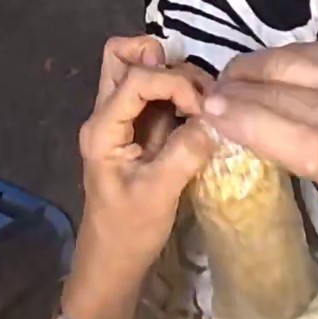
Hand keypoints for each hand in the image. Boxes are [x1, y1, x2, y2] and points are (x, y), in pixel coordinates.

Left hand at [68, 36, 215, 318]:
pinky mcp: (136, 128)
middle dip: (157, 56)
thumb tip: (214, 120)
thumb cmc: (128, 232)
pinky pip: (152, 92)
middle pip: (119, 55)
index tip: (201, 109)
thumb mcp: (159, 195)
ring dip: (170, 73)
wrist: (111, 263)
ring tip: (201, 102)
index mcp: (103, 127)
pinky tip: (196, 112)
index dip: (172, 82)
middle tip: (192, 87)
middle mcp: (106, 113)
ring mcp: (120, 118)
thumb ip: (184, 152)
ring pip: (136, 68)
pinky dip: (174, 91)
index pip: (135, 78)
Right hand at [203, 36, 317, 212]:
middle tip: (208, 94)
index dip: (244, 121)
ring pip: (286, 62)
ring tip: (229, 80)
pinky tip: (264, 69)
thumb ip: (301, 155)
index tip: (209, 111)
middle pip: (281, 92)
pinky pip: (303, 49)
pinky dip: (275, 59)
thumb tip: (241, 121)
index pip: (291, 137)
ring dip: (248, 69)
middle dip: (236, 89)